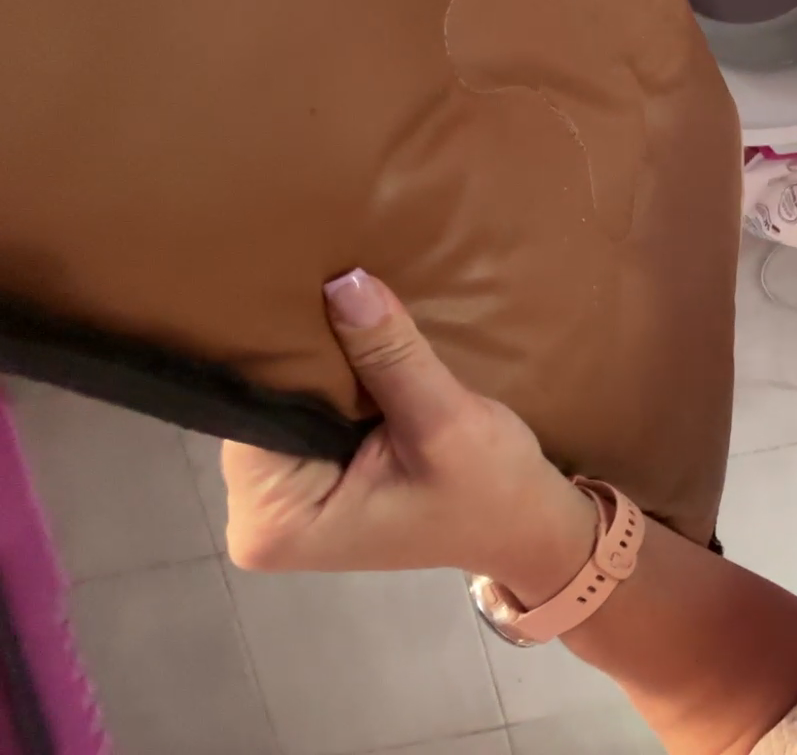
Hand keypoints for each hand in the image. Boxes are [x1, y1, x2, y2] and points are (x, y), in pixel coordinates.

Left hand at [222, 270, 597, 606]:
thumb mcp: (446, 419)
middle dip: (320, 368)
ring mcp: (289, 508)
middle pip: (270, 415)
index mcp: (272, 522)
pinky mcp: (322, 490)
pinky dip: (352, 395)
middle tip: (354, 306)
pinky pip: (318, 426)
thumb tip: (344, 282)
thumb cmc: (493, 486)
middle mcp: (260, 522)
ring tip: (368, 329)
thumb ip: (392, 356)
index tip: (327, 302)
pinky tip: (378, 367)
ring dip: (339, 378)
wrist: (533, 523)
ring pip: (297, 415)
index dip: (296, 360)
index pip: (254, 416)